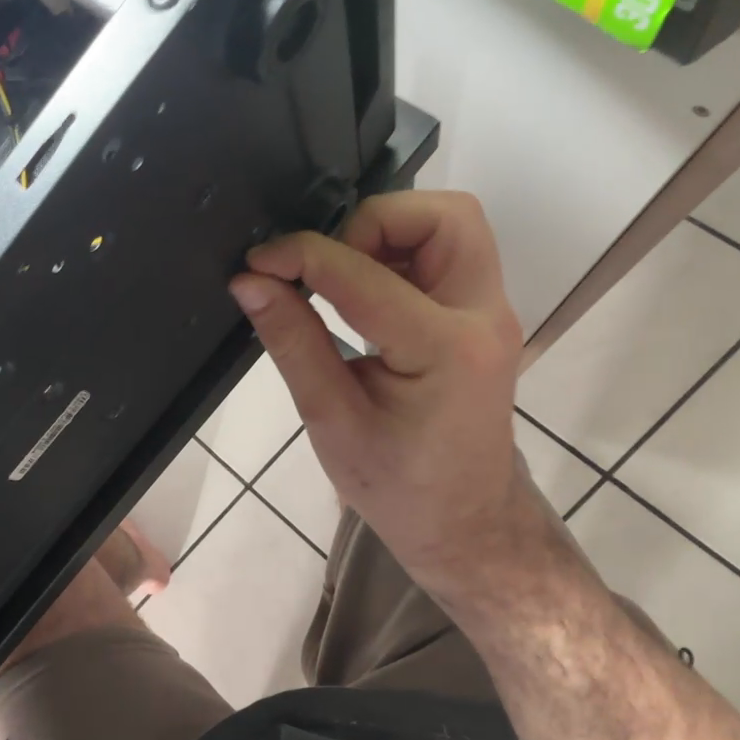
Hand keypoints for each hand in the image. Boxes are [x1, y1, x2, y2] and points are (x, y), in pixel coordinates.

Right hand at [228, 192, 534, 596]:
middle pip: (444, 216)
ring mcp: (490, 313)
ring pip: (451, 224)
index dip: (302, 255)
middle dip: (370, 223)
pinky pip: (446, 253)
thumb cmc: (396, 487)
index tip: (257, 263)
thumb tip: (249, 281)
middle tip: (323, 266)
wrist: (465, 522)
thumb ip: (292, 341)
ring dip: (387, 233)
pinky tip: (359, 291)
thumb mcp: (330, 420)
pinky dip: (397, 254)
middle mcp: (483, 317)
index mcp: (445, 351)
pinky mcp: (480, 316)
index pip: (365, 274)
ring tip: (337, 277)